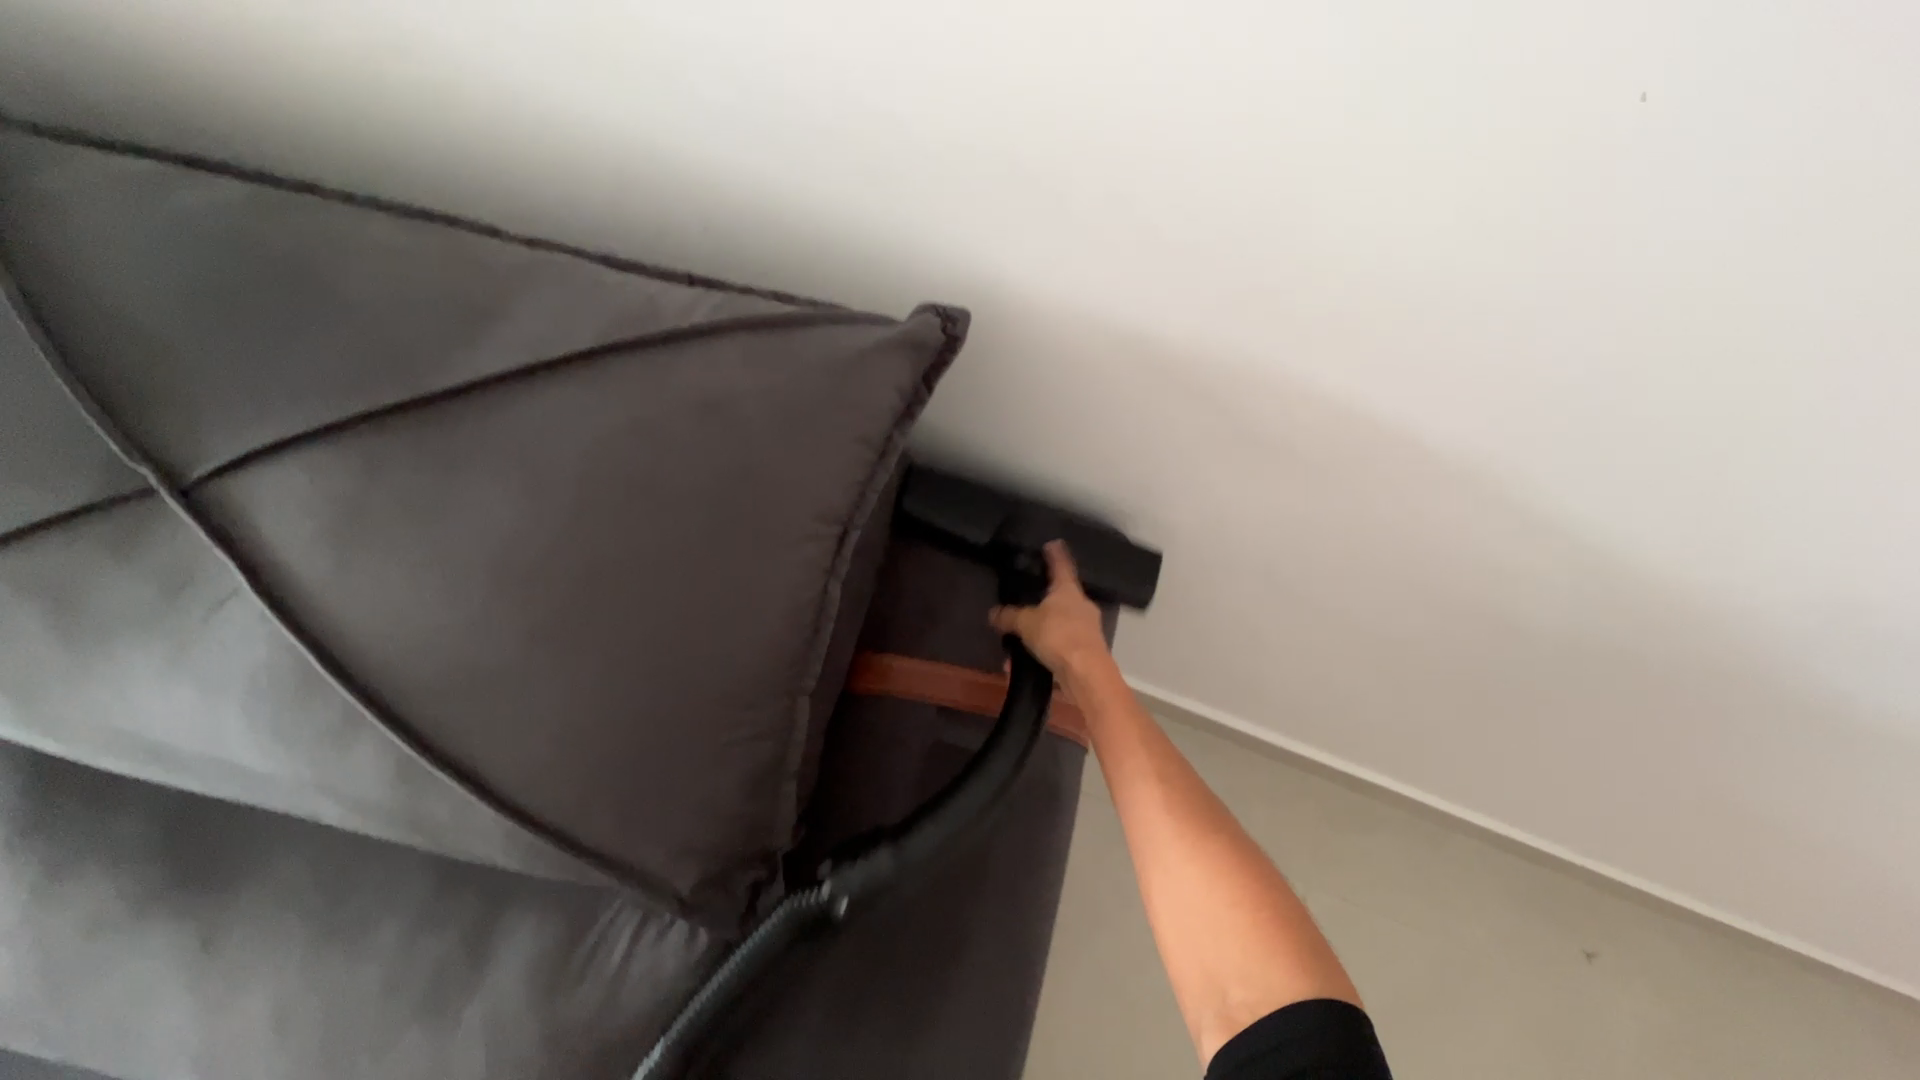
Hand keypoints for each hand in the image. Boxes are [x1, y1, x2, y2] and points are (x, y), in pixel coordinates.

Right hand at [988, 541, 1114, 681]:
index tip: (1053, 543)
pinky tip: (1022, 664)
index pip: (1061, 565)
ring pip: (1057, 625)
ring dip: (1038, 632)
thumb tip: (993, 613)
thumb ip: (1009, 617)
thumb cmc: (1058, 636)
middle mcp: (1081, 605)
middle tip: (1025, 600)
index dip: (1055, 554)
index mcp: (1068, 590)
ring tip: (1016, 643)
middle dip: (1042, 600)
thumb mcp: (1026, 623)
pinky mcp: (1085, 651)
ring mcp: (1086, 629)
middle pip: (1060, 596)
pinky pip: (1058, 646)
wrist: (1086, 673)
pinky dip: (1042, 652)